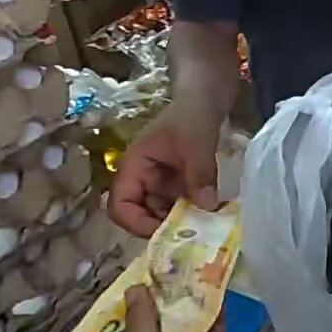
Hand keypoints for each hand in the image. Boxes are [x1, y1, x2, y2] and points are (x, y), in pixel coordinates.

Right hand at [110, 104, 219, 237]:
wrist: (206, 96)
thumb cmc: (193, 114)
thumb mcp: (197, 143)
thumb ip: (200, 175)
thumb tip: (206, 208)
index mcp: (135, 166)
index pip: (119, 205)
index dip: (136, 223)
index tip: (165, 231)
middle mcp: (143, 178)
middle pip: (141, 216)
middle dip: (163, 228)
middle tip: (192, 235)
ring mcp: (161, 182)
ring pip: (163, 214)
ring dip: (181, 223)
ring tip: (206, 226)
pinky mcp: (179, 183)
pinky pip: (180, 205)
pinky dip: (193, 212)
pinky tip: (212, 213)